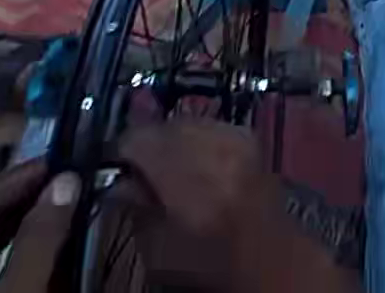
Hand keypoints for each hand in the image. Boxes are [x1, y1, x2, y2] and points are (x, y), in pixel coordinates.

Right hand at [116, 120, 358, 292]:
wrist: (273, 261)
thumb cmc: (213, 266)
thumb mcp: (161, 254)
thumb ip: (136, 209)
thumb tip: (117, 179)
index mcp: (190, 181)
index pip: (141, 140)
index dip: (120, 149)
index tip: (112, 163)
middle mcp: (214, 148)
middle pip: (163, 125)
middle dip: (145, 141)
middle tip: (136, 166)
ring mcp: (234, 135)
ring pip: (184, 119)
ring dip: (170, 137)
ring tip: (165, 163)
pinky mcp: (246, 132)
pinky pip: (207, 122)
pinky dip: (195, 135)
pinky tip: (193, 159)